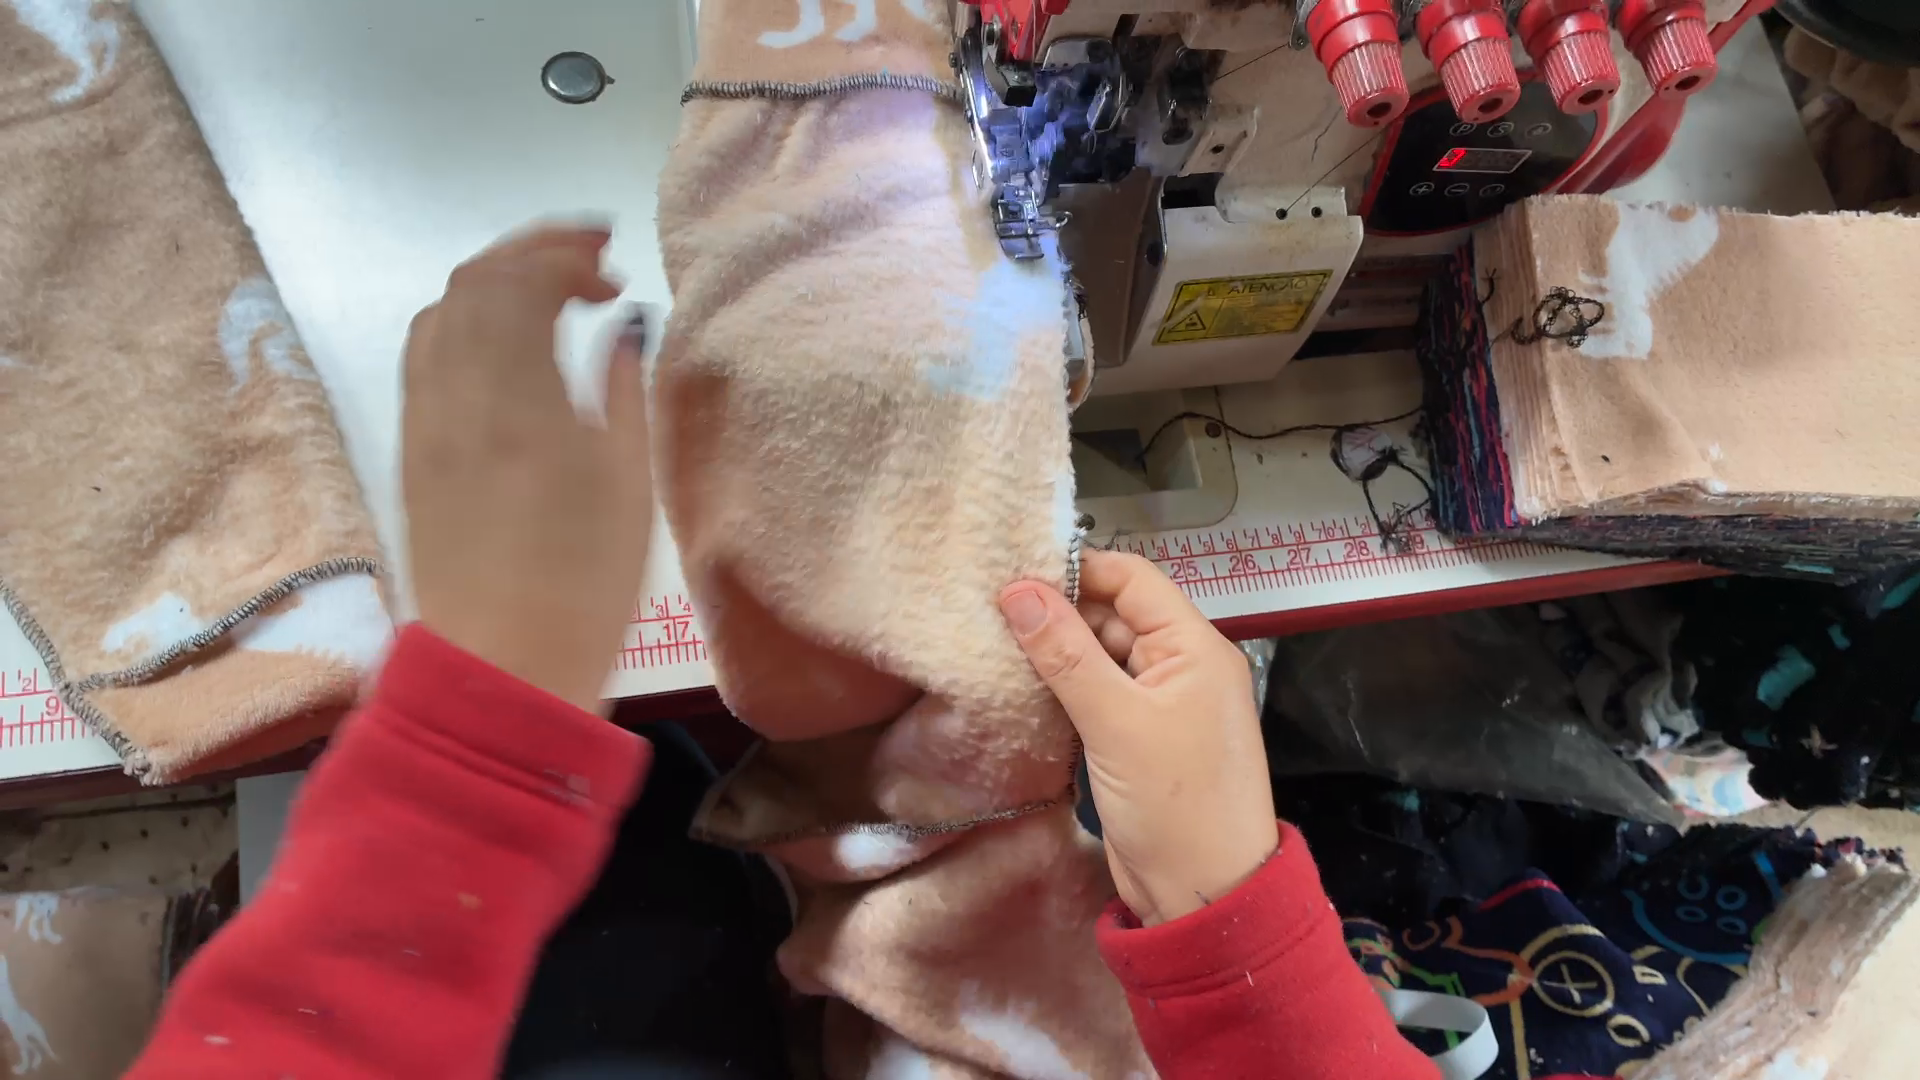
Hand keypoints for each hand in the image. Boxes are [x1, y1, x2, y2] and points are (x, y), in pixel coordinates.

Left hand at [401, 225, 651, 711]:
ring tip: (553, 296)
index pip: (520, 282)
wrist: (502, 663)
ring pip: (441, 313)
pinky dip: (468, 323)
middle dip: (533, 254)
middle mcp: (455, 394)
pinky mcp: (413, 448)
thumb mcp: (630, 486)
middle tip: (594, 264)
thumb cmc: (588, 581)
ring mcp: (424, 420)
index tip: (616, 263)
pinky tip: (508, 346)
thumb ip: (626, 393)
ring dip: (497, 283)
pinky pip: (427, 355)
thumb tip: (625, 329)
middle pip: (473, 284)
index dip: (565, 253)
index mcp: (518, 401)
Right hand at [999, 551, 1277, 925]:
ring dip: (1058, 649)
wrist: (1204, 899)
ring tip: (997, 642)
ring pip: (1102, 652)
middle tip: (994, 612)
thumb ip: (1064, 651)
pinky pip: (1099, 689)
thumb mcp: (1115, 720)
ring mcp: (1159, 700)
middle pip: (1114, 613)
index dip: (1078, 570)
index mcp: (1194, 646)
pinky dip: (1065, 684)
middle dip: (1060, 611)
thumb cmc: (1173, 801)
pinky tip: (1022, 682)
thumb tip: (1016, 590)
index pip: (1133, 580)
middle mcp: (1180, 663)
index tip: (1017, 575)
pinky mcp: (1138, 732)